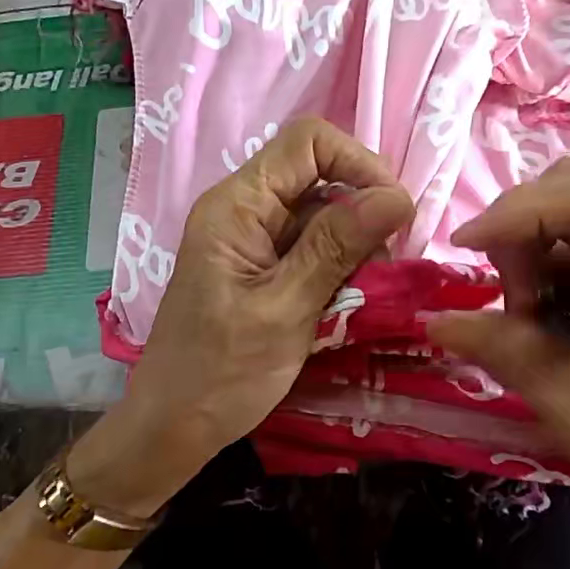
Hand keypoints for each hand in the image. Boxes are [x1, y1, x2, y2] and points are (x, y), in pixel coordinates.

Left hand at [72, 118, 412, 515]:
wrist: (173, 426)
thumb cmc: (220, 374)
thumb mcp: (285, 310)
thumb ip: (335, 248)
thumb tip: (396, 196)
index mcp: (234, 206)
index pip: (306, 142)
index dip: (357, 163)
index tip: (393, 213)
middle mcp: (240, 211)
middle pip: (316, 176)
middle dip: (360, 209)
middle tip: (385, 263)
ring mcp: (247, 241)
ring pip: (317, 214)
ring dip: (352, 243)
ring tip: (369, 288)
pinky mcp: (256, 270)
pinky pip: (307, 248)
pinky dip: (336, 266)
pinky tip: (348, 299)